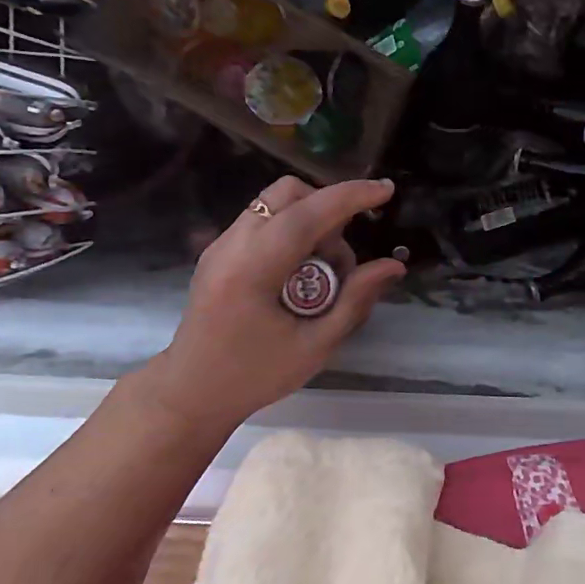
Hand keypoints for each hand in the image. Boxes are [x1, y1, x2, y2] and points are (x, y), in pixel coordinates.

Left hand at [136, 176, 407, 431]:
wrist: (190, 393)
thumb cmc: (255, 375)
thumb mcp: (316, 346)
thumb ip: (356, 300)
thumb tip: (393, 266)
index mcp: (252, 269)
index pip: (307, 214)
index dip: (351, 197)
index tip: (386, 191)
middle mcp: (232, 245)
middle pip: (289, 194)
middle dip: (329, 210)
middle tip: (342, 261)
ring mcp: (221, 245)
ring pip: (276, 203)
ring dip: (312, 221)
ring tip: (322, 273)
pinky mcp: (220, 252)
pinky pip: (265, 220)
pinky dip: (294, 231)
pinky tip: (301, 274)